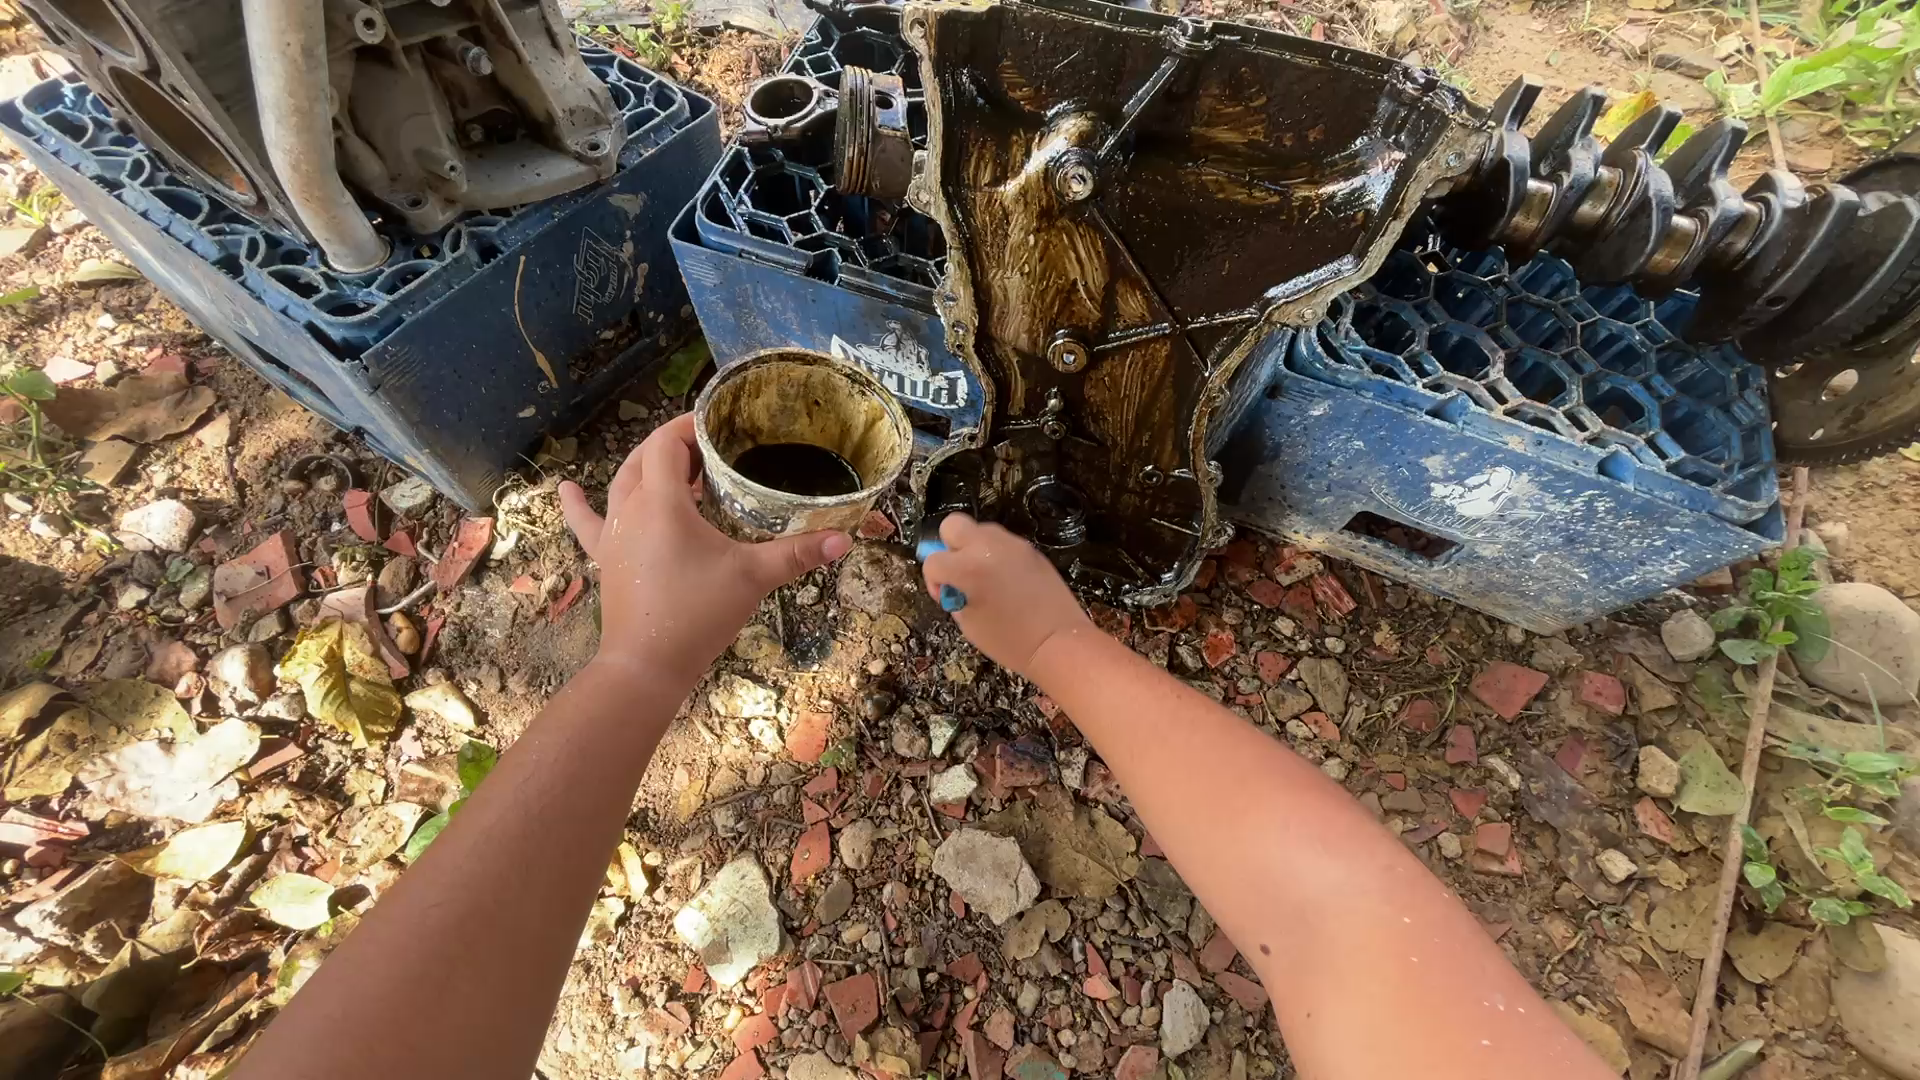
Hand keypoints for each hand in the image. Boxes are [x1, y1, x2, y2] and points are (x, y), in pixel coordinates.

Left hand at [559, 413, 852, 682]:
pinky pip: (587, 522)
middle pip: (645, 457)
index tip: (722, 424)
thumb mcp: (753, 577)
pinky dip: (577, 503)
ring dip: (648, 466)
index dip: (691, 426)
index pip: (668, 443)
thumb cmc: (698, 613)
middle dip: (676, 444)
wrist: (647, 665)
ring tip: (678, 465)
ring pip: (622, 482)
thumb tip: (845, 539)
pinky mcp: (606, 558)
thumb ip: (797, 554)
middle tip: (714, 448)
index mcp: (661, 502)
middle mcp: (630, 509)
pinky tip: (566, 489)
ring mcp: (613, 534)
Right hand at [920, 514, 1092, 678]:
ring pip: (980, 531)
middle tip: (959, 574)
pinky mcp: (1030, 549)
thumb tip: (951, 583)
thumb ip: (954, 594)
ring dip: (974, 549)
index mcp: (968, 567)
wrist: (1059, 642)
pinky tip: (1005, 581)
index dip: (933, 580)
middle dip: (949, 547)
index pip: (933, 560)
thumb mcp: (968, 623)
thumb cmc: (1009, 641)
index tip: (945, 596)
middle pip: (953, 525)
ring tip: (985, 579)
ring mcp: (1012, 544)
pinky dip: (996, 556)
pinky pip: (1003, 543)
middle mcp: (989, 546)